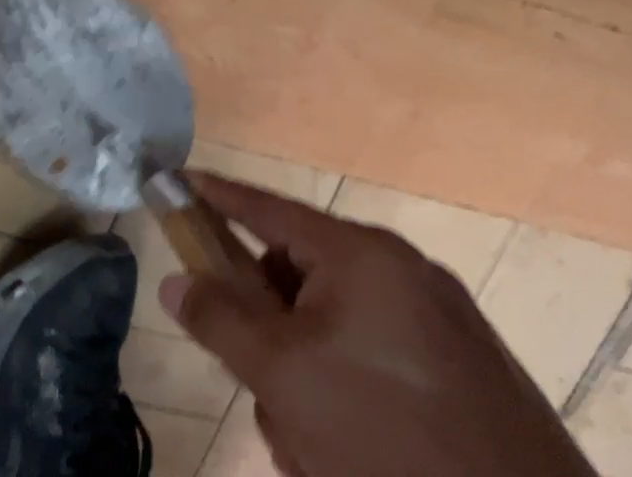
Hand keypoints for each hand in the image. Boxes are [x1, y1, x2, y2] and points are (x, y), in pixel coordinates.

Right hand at [159, 175, 597, 476]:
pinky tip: (340, 449)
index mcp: (364, 258)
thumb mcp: (279, 372)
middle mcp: (405, 277)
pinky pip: (368, 361)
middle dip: (261, 327)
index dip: (213, 195)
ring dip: (297, 375)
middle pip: (293, 276)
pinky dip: (340, 393)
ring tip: (306, 436)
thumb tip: (176, 281)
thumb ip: (216, 317)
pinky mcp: (460, 375)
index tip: (171, 181)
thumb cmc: (385, 431)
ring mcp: (440, 327)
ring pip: (325, 329)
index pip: (266, 208)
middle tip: (249, 371)